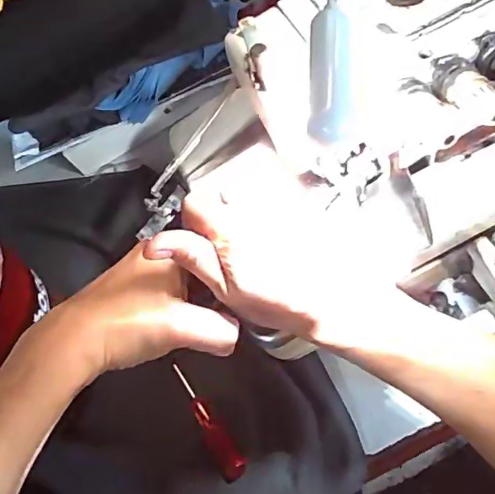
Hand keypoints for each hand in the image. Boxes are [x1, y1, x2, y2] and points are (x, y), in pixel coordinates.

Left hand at [14, 245, 239, 383]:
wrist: (74, 342)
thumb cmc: (121, 324)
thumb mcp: (182, 328)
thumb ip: (220, 331)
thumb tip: (234, 335)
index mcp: (169, 250)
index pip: (216, 253)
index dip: (232, 278)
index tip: (242, 299)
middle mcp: (154, 254)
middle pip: (201, 269)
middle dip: (214, 294)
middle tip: (224, 316)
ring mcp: (141, 272)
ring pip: (183, 284)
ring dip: (194, 304)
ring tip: (201, 324)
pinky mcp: (131, 293)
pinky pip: (166, 296)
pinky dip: (175, 312)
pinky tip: (174, 329)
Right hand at [143, 146, 414, 352]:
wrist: (335, 301)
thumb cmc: (283, 303)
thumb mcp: (228, 290)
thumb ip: (194, 258)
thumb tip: (159, 243)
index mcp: (231, 230)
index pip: (195, 200)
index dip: (194, 219)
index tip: (203, 238)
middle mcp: (254, 208)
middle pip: (221, 191)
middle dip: (221, 213)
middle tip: (233, 245)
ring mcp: (279, 201)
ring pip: (246, 190)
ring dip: (246, 208)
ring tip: (259, 240)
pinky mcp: (300, 201)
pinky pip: (273, 192)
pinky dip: (271, 208)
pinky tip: (280, 235)